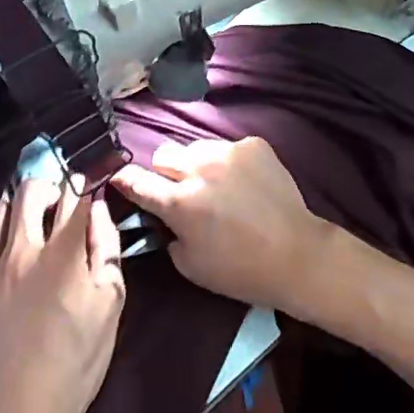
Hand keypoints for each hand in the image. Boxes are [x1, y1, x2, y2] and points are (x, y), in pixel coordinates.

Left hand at [0, 179, 125, 412]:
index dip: (89, 181)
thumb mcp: (110, 305)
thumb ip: (107, 250)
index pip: (76, 193)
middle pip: (30, 191)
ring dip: (14, 211)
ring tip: (27, 228)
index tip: (94, 185)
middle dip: (51, 187)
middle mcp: (21, 254)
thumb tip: (97, 210)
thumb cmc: (74, 363)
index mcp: (63, 254)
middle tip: (61, 207)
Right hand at [111, 138, 331, 312]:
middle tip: (179, 190)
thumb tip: (162, 214)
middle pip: (164, 154)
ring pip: (196, 148)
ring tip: (215, 185)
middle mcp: (201, 168)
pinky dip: (228, 162)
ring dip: (197, 164)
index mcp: (180, 202)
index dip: (125, 180)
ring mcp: (230, 151)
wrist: (293, 250)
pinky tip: (242, 181)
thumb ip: (167, 232)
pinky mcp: (254, 144)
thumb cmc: (237, 268)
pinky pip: (228, 147)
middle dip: (165, 172)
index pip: (137, 181)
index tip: (120, 180)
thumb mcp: (188, 263)